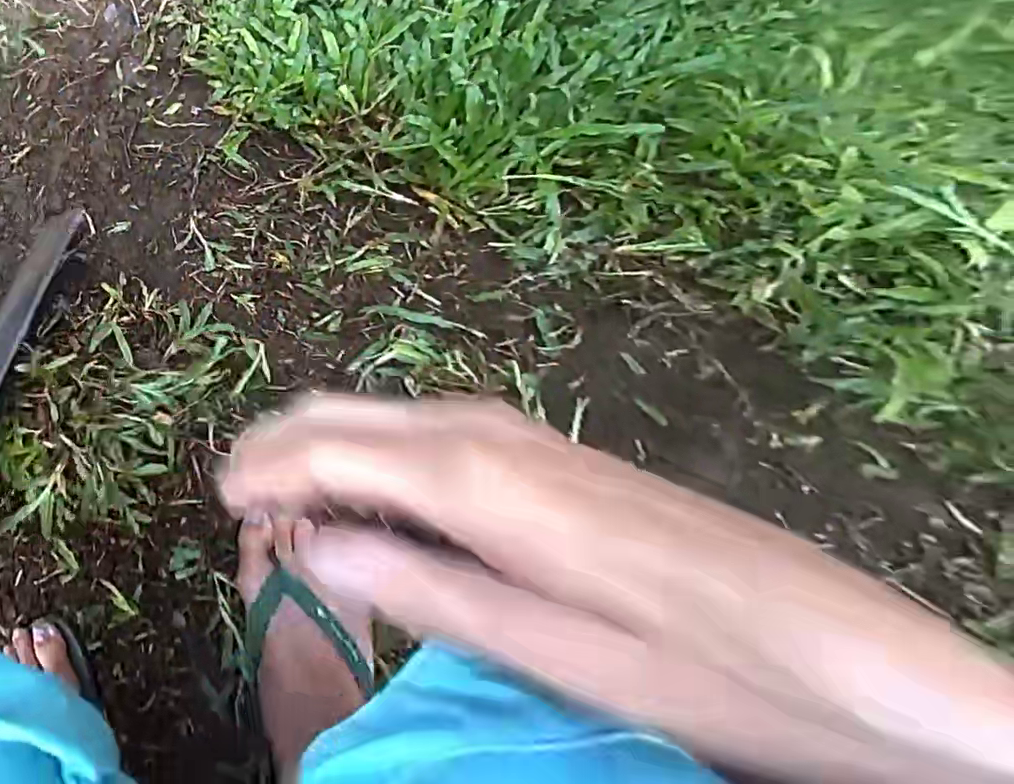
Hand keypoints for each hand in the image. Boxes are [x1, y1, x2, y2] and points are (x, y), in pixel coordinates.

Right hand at [220, 394, 1013, 783]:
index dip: (263, 471)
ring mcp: (495, 424)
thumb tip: (307, 551)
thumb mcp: (545, 646)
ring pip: (362, 415)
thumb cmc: (691, 661)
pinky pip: (400, 430)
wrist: (854, 650)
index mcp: (466, 472)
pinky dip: (351, 454)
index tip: (220, 500)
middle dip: (270, 446)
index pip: (326, 450)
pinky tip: (352, 499)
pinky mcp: (516, 439)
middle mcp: (468, 426)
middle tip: (234, 496)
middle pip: (332, 413)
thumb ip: (413, 586)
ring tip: (277, 501)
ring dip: (307, 448)